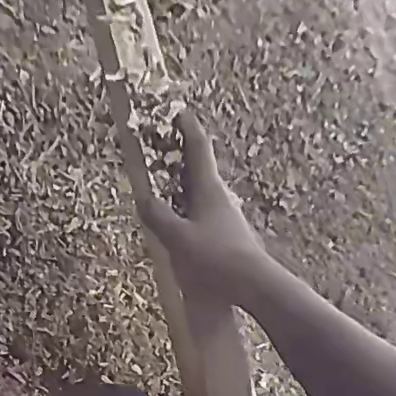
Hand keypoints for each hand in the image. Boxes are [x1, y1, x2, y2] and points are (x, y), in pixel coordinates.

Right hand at [137, 110, 279, 302]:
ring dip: (181, 187)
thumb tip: (143, 198)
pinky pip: (201, 213)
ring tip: (162, 191)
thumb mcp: (179, 238)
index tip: (178, 112)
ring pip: (199, 193)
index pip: (198, 149)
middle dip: (179, 159)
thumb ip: (158, 217)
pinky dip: (186, 209)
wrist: (252, 284)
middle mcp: (219, 197)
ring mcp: (225, 216)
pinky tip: (177, 224)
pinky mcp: (226, 235)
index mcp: (208, 190)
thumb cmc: (215, 257)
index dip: (187, 129)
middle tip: (160, 153)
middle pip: (198, 170)